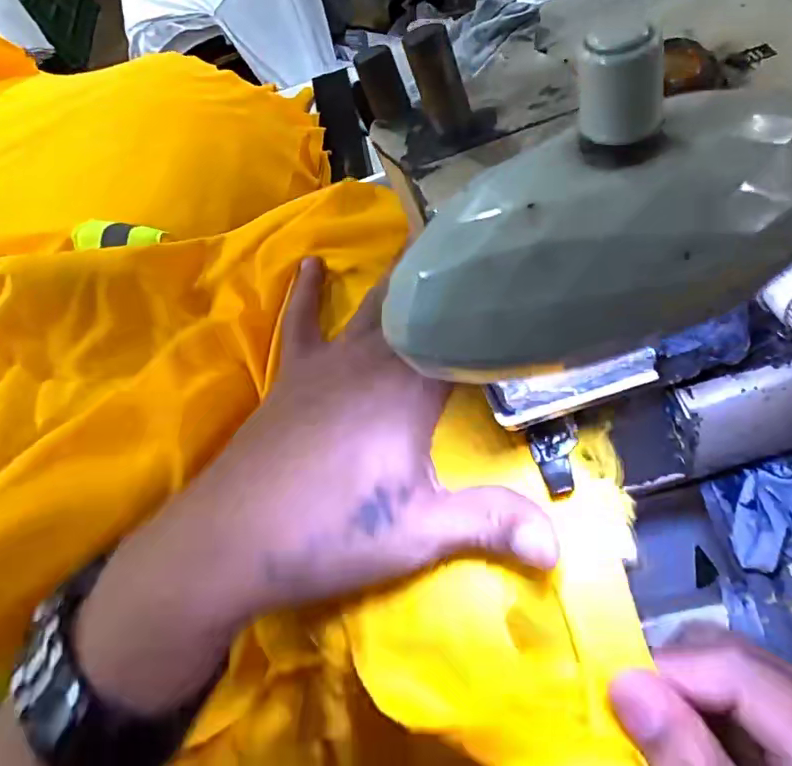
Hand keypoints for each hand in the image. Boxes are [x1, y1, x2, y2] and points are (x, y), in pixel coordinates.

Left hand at [71, 257, 560, 713]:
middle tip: (478, 246)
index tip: (520, 285)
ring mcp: (328, 361)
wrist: (232, 536)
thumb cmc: (332, 532)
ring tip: (422, 241)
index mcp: (410, 387)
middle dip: (449, 280)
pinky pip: (302, 321)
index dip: (490, 312)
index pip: (460, 336)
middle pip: (417, 307)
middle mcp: (372, 359)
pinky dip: (307, 292)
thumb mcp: (419, 533)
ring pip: (370, 305)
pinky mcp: (294, 372)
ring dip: (398, 278)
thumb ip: (489, 524)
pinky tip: (310, 264)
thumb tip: (559, 549)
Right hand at [610, 636, 791, 765]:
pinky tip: (702, 752)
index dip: (664, 668)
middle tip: (627, 712)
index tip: (612, 695)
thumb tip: (623, 682)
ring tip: (658, 734)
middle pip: (739, 662)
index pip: (731, 662)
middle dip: (675, 679)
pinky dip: (722, 724)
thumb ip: (688, 760)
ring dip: (694, 699)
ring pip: (747, 682)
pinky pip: (765, 714)